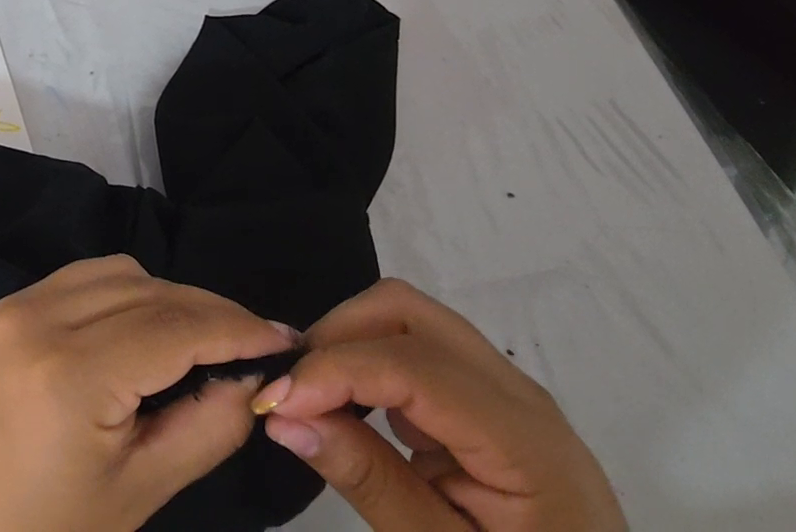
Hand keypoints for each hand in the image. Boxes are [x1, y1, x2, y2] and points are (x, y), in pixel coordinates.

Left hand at [0, 255, 293, 531]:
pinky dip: (127, 293)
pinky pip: (85, 278)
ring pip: (119, 274)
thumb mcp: (142, 487)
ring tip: (207, 341)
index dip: (238, 329)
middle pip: (149, 291)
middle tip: (258, 345)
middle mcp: (39, 318)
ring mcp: (17, 305)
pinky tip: (148, 328)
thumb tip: (257, 375)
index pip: (175, 328)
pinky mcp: (9, 307)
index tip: (288, 340)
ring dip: (170, 298)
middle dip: (211, 312)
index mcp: (71, 372)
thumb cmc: (52, 526)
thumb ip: (208, 423)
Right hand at [253, 279, 625, 530]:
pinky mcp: (484, 400)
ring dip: (348, 344)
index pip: (410, 364)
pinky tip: (350, 412)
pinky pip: (415, 349)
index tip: (272, 403)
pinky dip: (368, 362)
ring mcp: (503, 391)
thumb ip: (370, 483)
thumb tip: (282, 419)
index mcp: (523, 440)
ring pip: (407, 319)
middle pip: (406, 312)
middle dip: (336, 336)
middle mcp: (517, 393)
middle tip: (293, 394)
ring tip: (313, 401)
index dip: (332, 371)